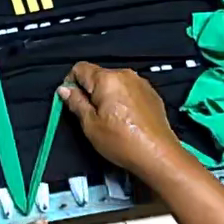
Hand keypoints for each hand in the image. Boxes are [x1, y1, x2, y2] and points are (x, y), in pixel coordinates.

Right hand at [57, 61, 186, 177]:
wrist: (159, 154)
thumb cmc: (122, 141)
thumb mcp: (91, 125)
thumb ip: (76, 103)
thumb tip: (64, 89)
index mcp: (107, 79)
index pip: (80, 68)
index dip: (71, 83)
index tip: (72, 101)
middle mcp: (125, 74)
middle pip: (98, 75)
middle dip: (90, 91)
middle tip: (91, 115)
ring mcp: (141, 82)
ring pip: (114, 83)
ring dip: (107, 95)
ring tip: (111, 119)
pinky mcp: (152, 93)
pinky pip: (129, 90)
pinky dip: (123, 99)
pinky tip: (126, 119)